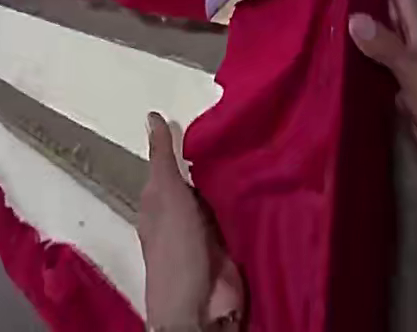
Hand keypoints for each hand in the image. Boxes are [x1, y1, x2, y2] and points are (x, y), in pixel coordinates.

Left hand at [139, 112, 243, 330]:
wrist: (201, 305)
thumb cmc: (175, 246)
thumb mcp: (165, 192)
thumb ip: (163, 156)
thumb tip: (151, 115)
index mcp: (160, 200)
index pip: (173, 162)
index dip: (186, 139)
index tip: (209, 111)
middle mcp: (182, 210)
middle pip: (199, 174)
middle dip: (215, 153)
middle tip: (240, 117)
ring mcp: (207, 226)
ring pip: (220, 188)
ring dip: (234, 172)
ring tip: (257, 135)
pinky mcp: (230, 237)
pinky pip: (238, 206)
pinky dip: (248, 192)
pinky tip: (265, 169)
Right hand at [349, 0, 416, 186]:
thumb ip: (386, 46)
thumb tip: (353, 16)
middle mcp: (410, 40)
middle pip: (383, 5)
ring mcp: (403, 65)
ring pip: (375, 34)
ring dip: (353, 21)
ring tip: (319, 6)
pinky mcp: (396, 90)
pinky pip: (371, 64)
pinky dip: (354, 55)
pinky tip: (332, 54)